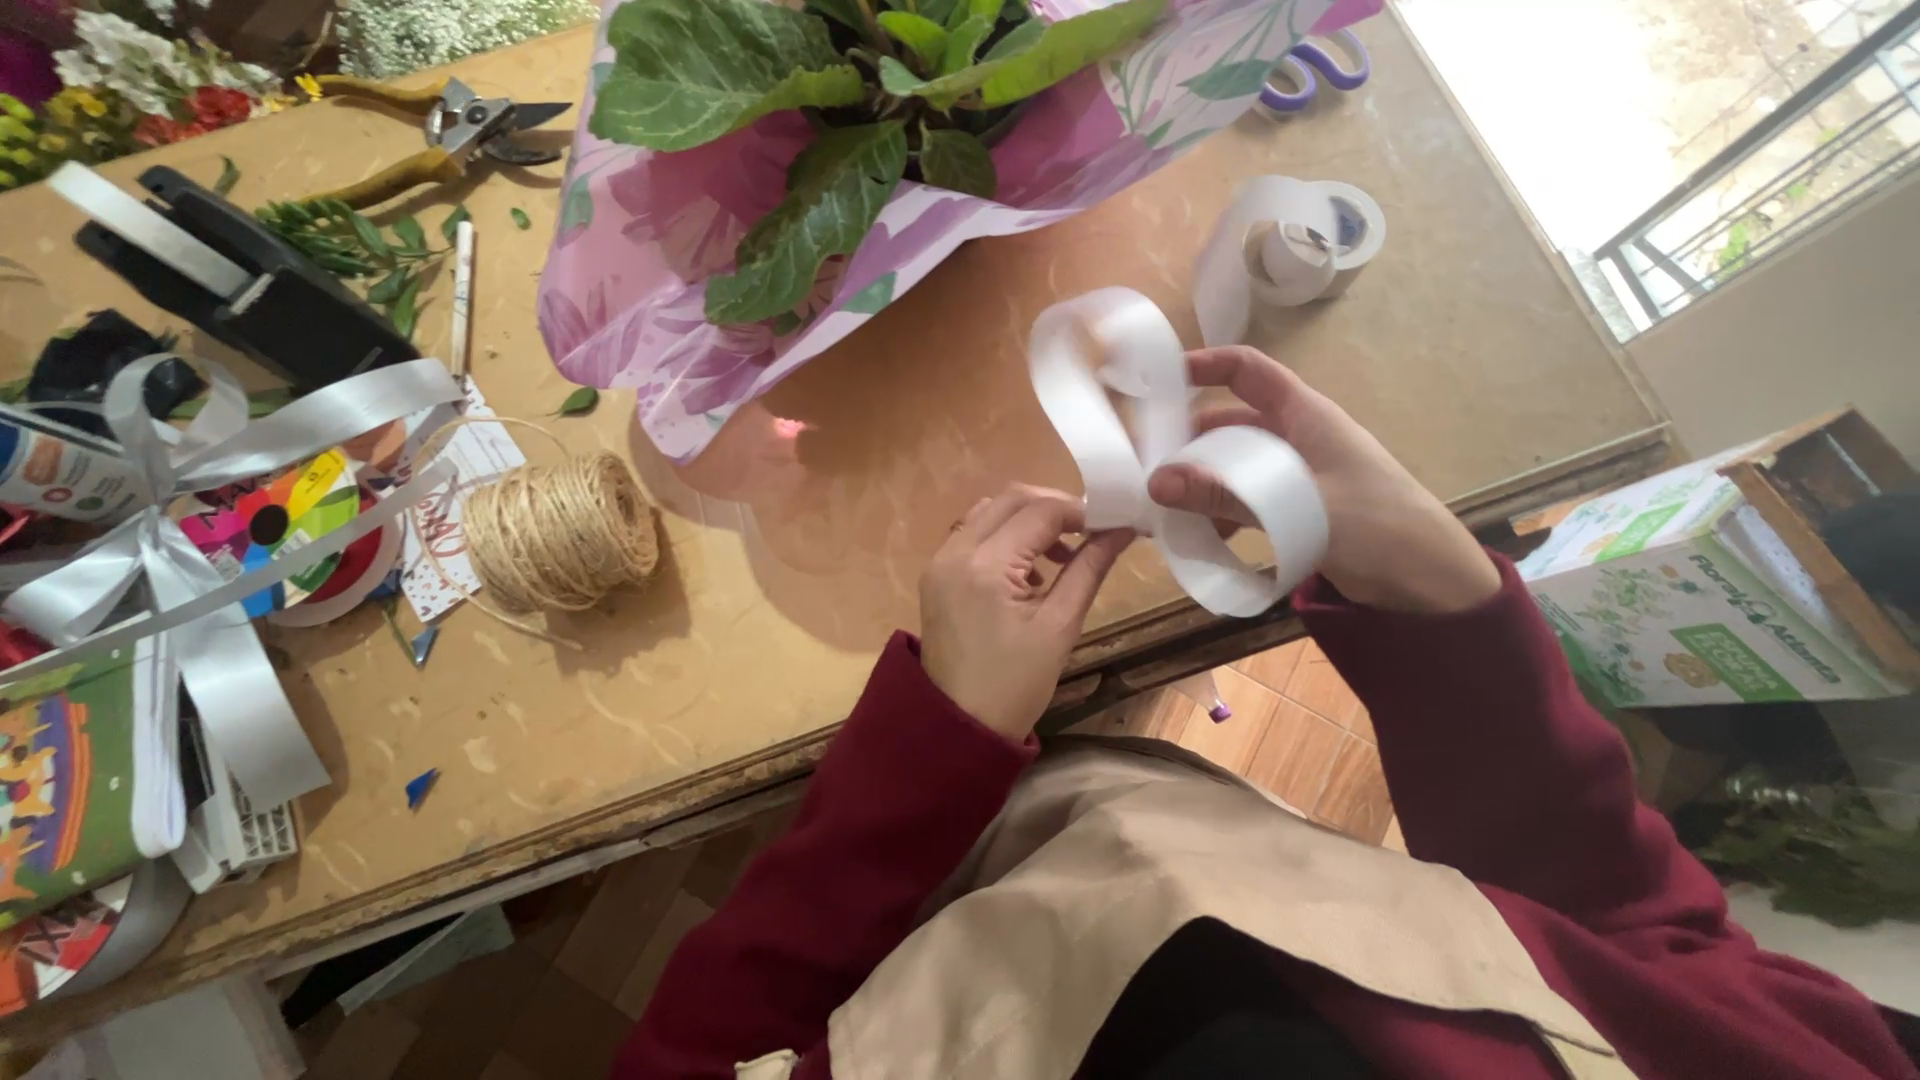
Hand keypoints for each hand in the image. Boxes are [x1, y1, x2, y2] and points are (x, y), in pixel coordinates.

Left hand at [921, 485, 1134, 739]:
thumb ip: (1090, 568)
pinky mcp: (936, 575)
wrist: (959, 727)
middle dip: (1055, 508)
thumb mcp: (1061, 625)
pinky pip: (973, 534)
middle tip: (1091, 532)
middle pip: (1011, 499)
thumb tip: (1123, 530)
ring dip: (1028, 520)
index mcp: (986, 565)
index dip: (1082, 512)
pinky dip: (1004, 536)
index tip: (1114, 524)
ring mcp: (939, 562)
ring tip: (1064, 554)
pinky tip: (1031, 570)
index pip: (1040, 512)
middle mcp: (955, 551)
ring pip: (989, 512)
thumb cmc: (1015, 685)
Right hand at [1147, 346, 1499, 614]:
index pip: (1248, 370)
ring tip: (1165, 509)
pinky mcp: (1296, 509)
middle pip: (1230, 421)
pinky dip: (1220, 511)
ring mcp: (1296, 474)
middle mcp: (1297, 436)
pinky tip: (1200, 536)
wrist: (1432, 582)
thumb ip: (1226, 495)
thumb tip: (1157, 482)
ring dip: (1201, 482)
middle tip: (1148, 467)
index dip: (1205, 365)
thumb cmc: (1377, 526)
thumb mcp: (1296, 507)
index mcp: (1305, 415)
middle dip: (1188, 441)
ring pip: (1234, 464)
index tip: (1160, 383)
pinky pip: (1246, 499)